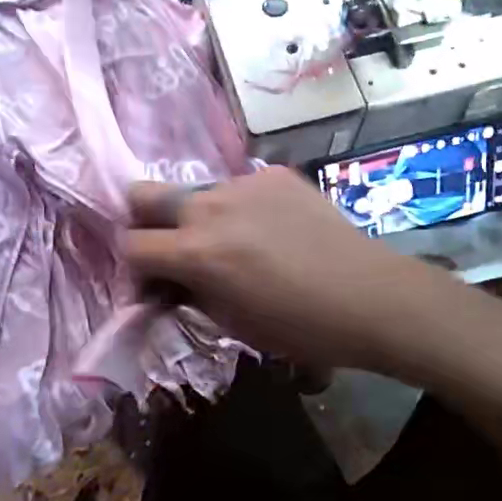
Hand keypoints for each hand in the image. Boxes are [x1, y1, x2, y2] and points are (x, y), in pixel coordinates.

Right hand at [122, 168, 459, 372]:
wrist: (369, 295)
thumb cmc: (301, 326)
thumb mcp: (233, 323)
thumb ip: (190, 294)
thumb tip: (169, 283)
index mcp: (197, 252)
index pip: (131, 245)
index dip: (135, 269)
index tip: (154, 286)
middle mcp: (211, 207)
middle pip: (144, 194)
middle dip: (144, 221)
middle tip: (172, 249)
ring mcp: (245, 183)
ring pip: (197, 191)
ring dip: (198, 216)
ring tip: (235, 243)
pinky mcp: (276, 174)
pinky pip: (240, 187)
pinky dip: (241, 208)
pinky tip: (273, 231)